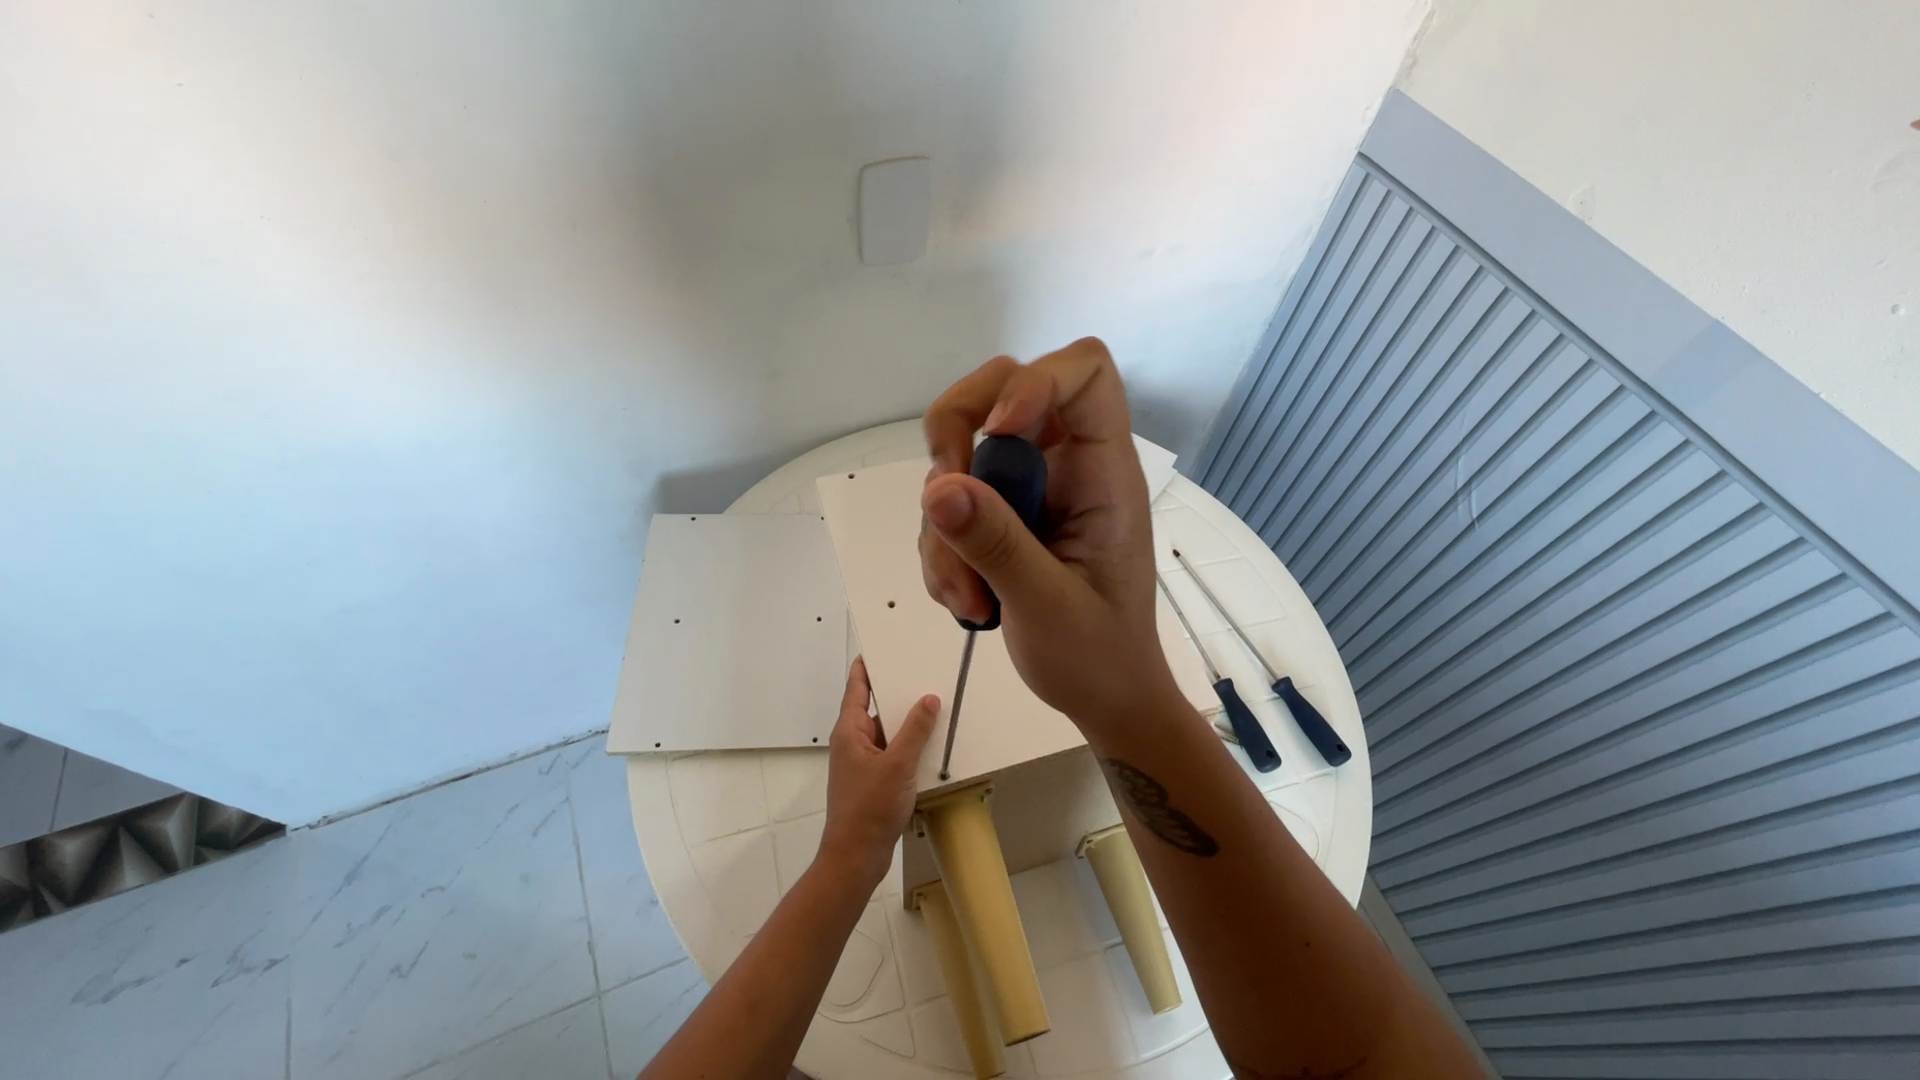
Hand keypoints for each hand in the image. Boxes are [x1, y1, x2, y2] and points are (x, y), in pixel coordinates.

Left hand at [817, 657, 938, 888]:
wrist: (856, 857)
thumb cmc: (870, 808)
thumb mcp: (898, 765)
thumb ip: (915, 730)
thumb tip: (929, 699)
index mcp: (849, 730)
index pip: (858, 687)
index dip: (869, 664)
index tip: (883, 644)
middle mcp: (853, 742)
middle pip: (876, 707)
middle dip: (899, 691)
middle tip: (924, 670)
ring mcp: (862, 763)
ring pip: (888, 732)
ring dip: (908, 723)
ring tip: (937, 704)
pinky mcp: (873, 781)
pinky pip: (893, 754)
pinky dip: (910, 747)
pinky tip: (933, 745)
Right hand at [918, 338, 1180, 732]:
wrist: (1101, 698)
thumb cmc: (1098, 657)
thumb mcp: (1048, 606)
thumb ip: (997, 545)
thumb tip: (937, 489)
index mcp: (1103, 472)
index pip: (1086, 373)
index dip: (1034, 383)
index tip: (995, 438)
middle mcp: (1064, 466)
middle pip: (999, 391)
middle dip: (955, 443)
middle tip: (942, 508)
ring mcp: (1029, 491)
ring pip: (962, 456)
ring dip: (945, 527)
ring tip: (968, 598)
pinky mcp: (1000, 518)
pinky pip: (950, 504)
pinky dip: (942, 551)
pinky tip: (967, 602)